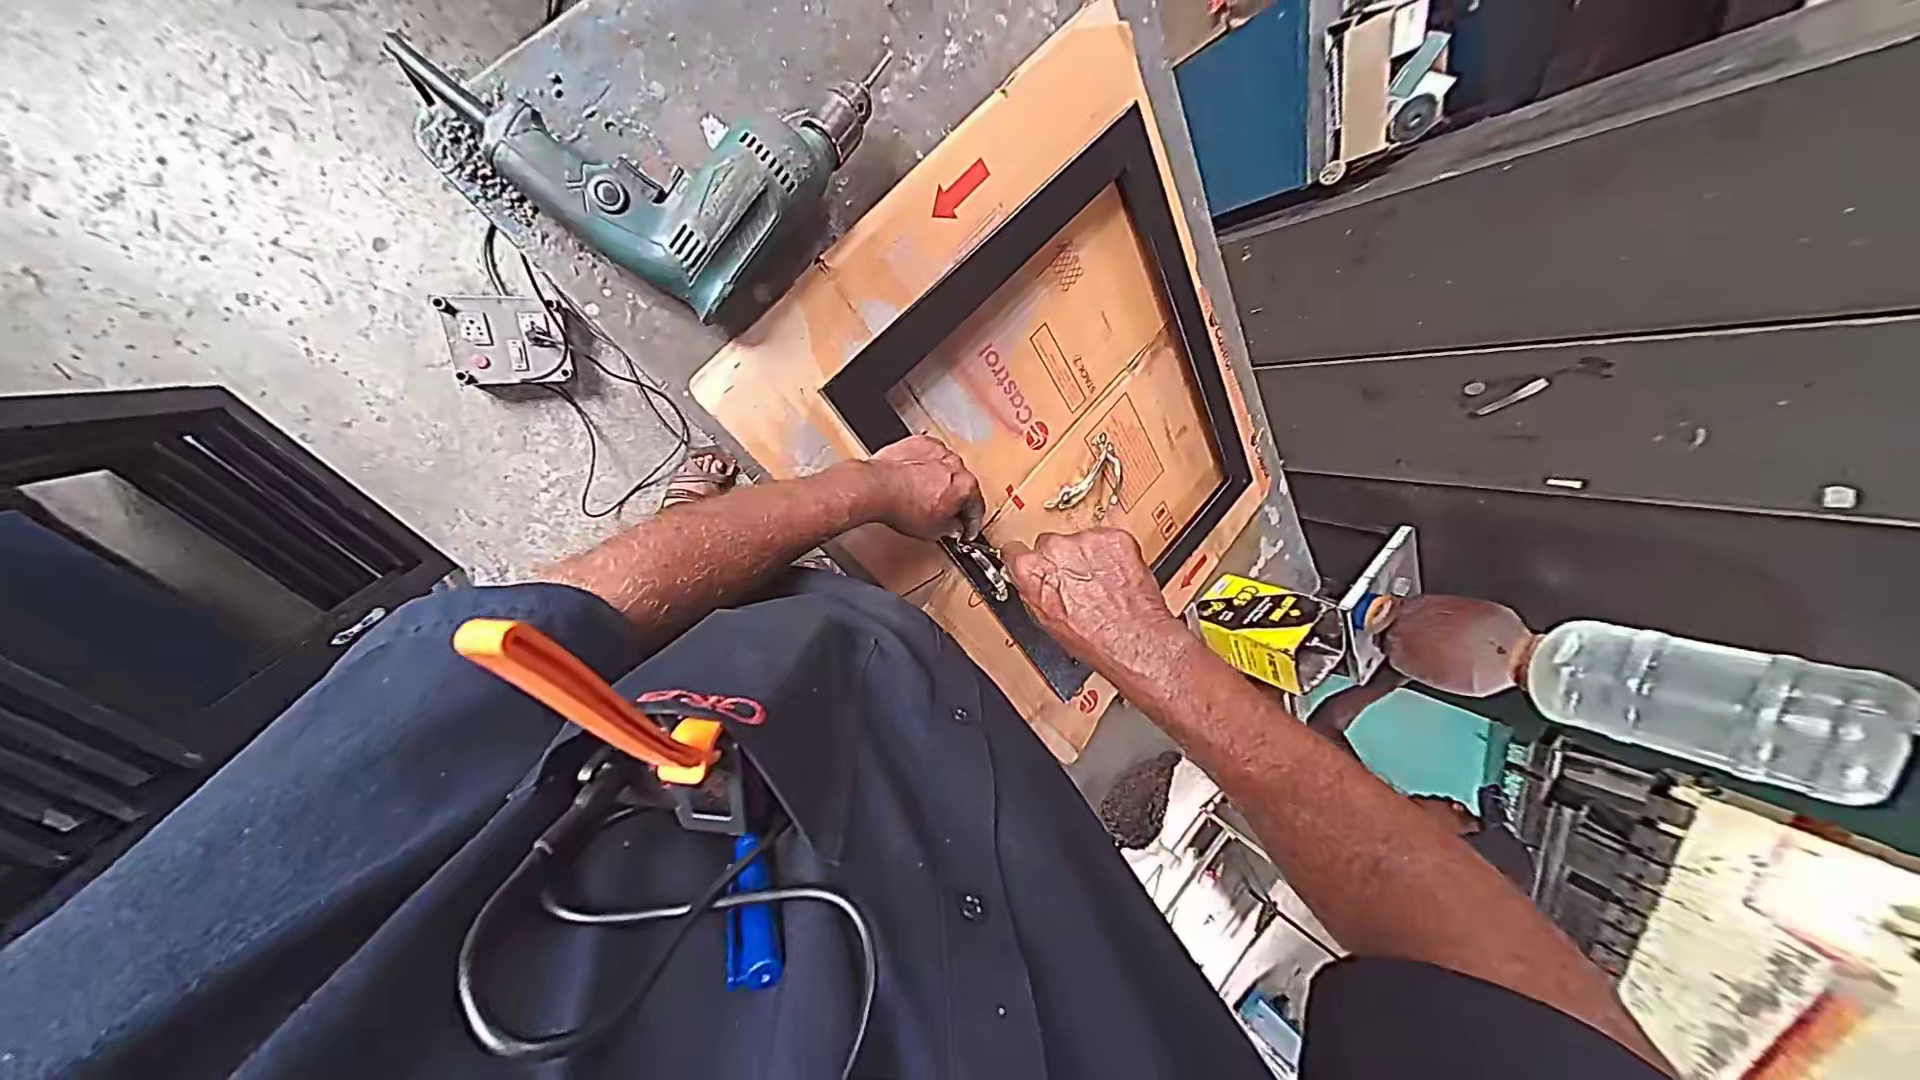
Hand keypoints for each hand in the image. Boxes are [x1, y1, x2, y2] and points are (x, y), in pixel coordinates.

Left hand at [865, 434, 985, 540]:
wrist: (876, 487)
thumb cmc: (901, 506)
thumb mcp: (933, 531)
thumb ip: (951, 528)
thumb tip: (953, 526)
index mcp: (966, 486)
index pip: (977, 507)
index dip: (971, 523)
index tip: (966, 528)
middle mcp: (956, 465)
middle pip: (962, 485)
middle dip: (955, 499)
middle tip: (944, 513)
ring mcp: (938, 451)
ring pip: (946, 469)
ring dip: (940, 481)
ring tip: (924, 495)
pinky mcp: (920, 443)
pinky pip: (928, 457)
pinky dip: (924, 466)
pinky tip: (914, 478)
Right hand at [1001, 528, 1195, 684]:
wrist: (1132, 639)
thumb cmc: (1092, 638)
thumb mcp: (1045, 621)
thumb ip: (1031, 591)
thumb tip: (1030, 583)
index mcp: (1031, 569)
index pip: (1014, 551)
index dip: (1026, 560)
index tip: (1033, 564)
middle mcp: (1055, 548)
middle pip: (1050, 543)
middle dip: (1061, 559)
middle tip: (1076, 583)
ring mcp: (1087, 540)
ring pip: (1081, 541)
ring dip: (1088, 557)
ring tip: (1101, 585)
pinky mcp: (1115, 538)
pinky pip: (1108, 540)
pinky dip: (1113, 554)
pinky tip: (1116, 577)